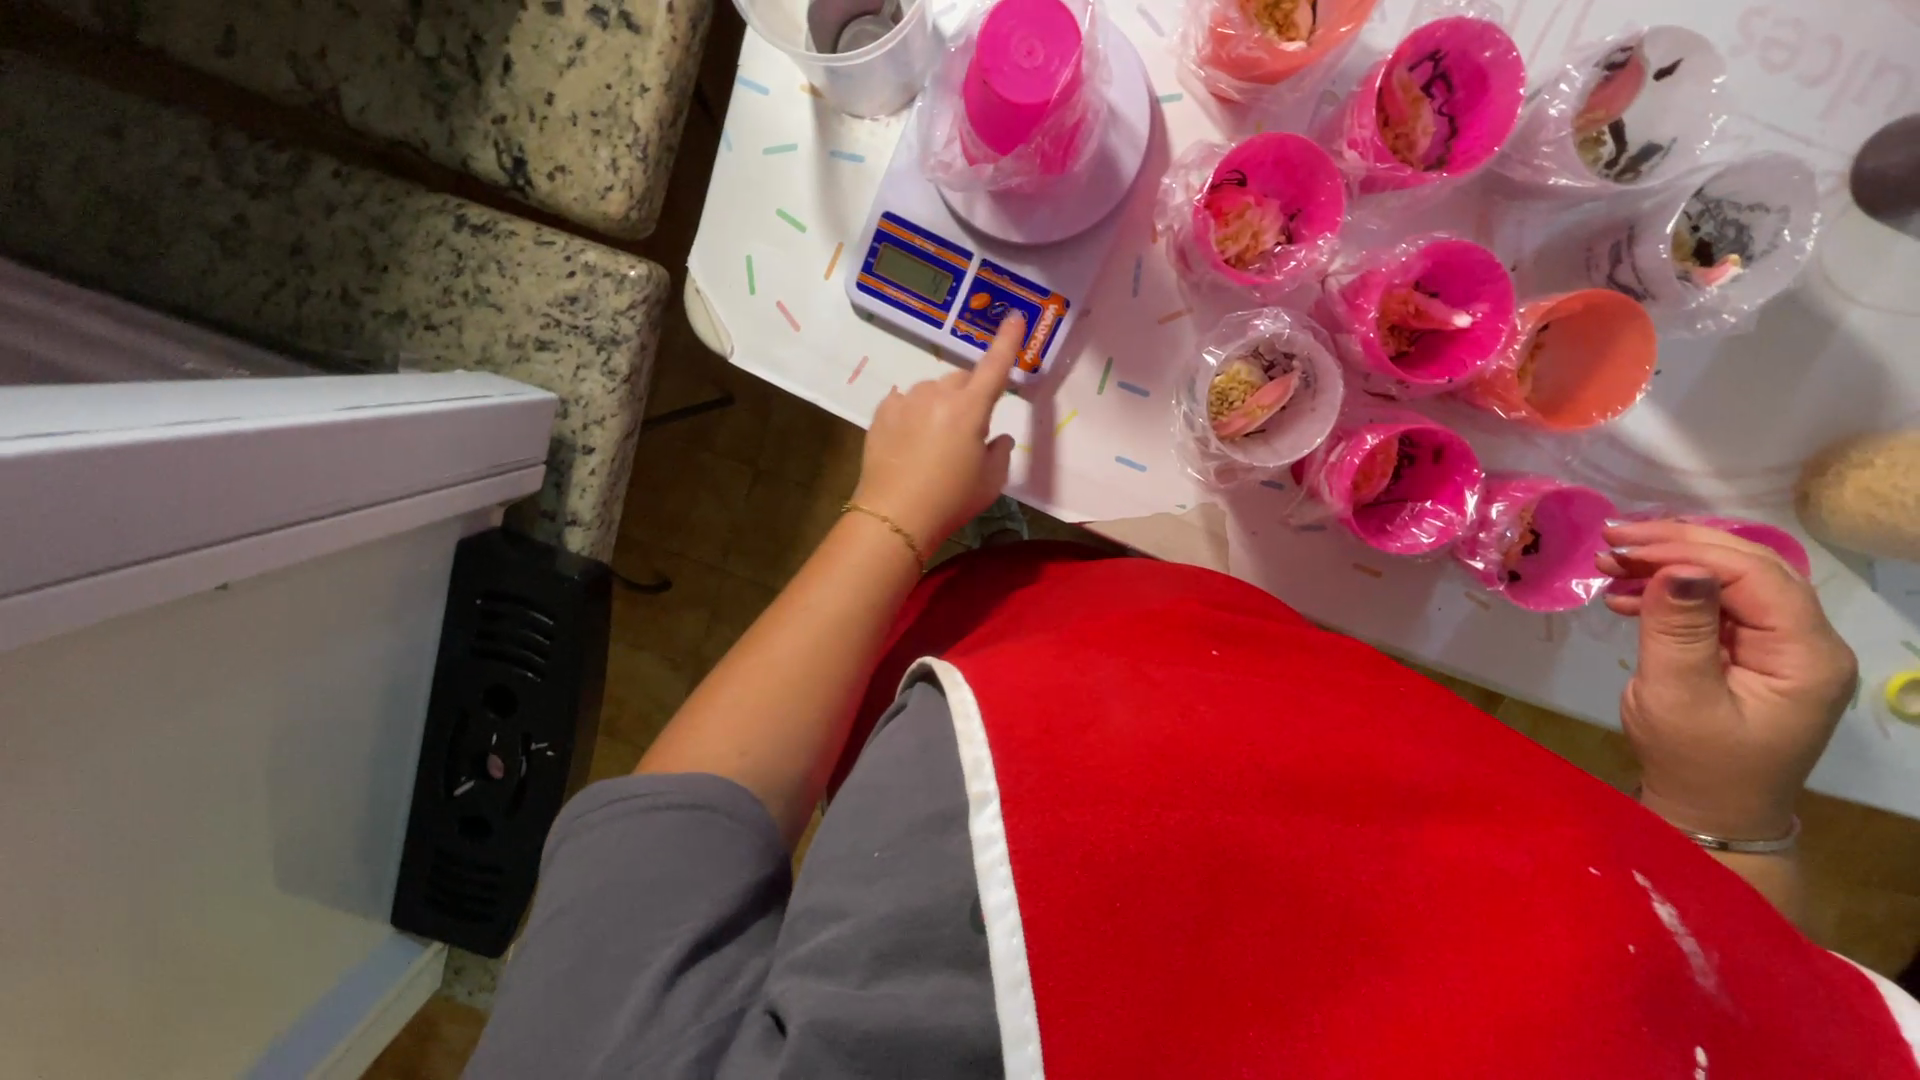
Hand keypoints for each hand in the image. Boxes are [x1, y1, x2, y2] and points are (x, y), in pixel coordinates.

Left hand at [851, 314, 1021, 549]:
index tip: (1014, 317)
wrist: (894, 516)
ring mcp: (905, 401)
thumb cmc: (951, 500)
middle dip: (969, 394)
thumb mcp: (990, 482)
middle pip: (961, 379)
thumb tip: (1000, 437)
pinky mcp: (882, 413)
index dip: (1007, 341)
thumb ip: (1000, 453)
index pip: (995, 366)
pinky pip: (904, 401)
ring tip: (934, 442)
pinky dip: (912, 412)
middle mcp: (937, 394)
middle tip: (967, 430)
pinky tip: (910, 438)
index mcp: (971, 408)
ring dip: (939, 404)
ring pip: (931, 390)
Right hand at [1597, 521, 1856, 840]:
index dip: (1689, 551)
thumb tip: (1677, 567)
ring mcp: (1782, 647)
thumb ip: (1678, 628)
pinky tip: (1626, 595)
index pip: (1756, 576)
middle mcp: (1807, 643)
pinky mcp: (1753, 653)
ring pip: (1733, 581)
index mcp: (1805, 655)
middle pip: (1752, 568)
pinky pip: (1718, 606)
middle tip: (1612, 539)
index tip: (1622, 547)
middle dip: (1679, 546)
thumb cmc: (1693, 759)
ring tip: (1608, 564)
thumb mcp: (1676, 695)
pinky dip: (1671, 592)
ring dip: (1670, 565)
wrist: (1709, 810)